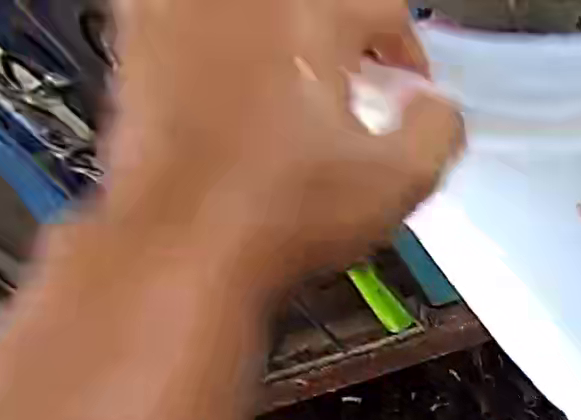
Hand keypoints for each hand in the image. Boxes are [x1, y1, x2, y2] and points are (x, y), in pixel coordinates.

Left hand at [98, 0, 463, 293]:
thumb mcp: (403, 181)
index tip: (414, 94)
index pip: (383, 5)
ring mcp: (178, 6)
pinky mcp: (140, 31)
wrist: (191, 237)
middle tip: (367, 83)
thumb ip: (438, 131)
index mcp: (307, 19)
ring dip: (297, 32)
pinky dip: (236, 30)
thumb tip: (440, 106)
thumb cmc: (297, 210)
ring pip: (262, 6)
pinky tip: (248, 71)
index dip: (412, 52)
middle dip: (353, 34)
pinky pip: (199, 8)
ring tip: (312, 80)